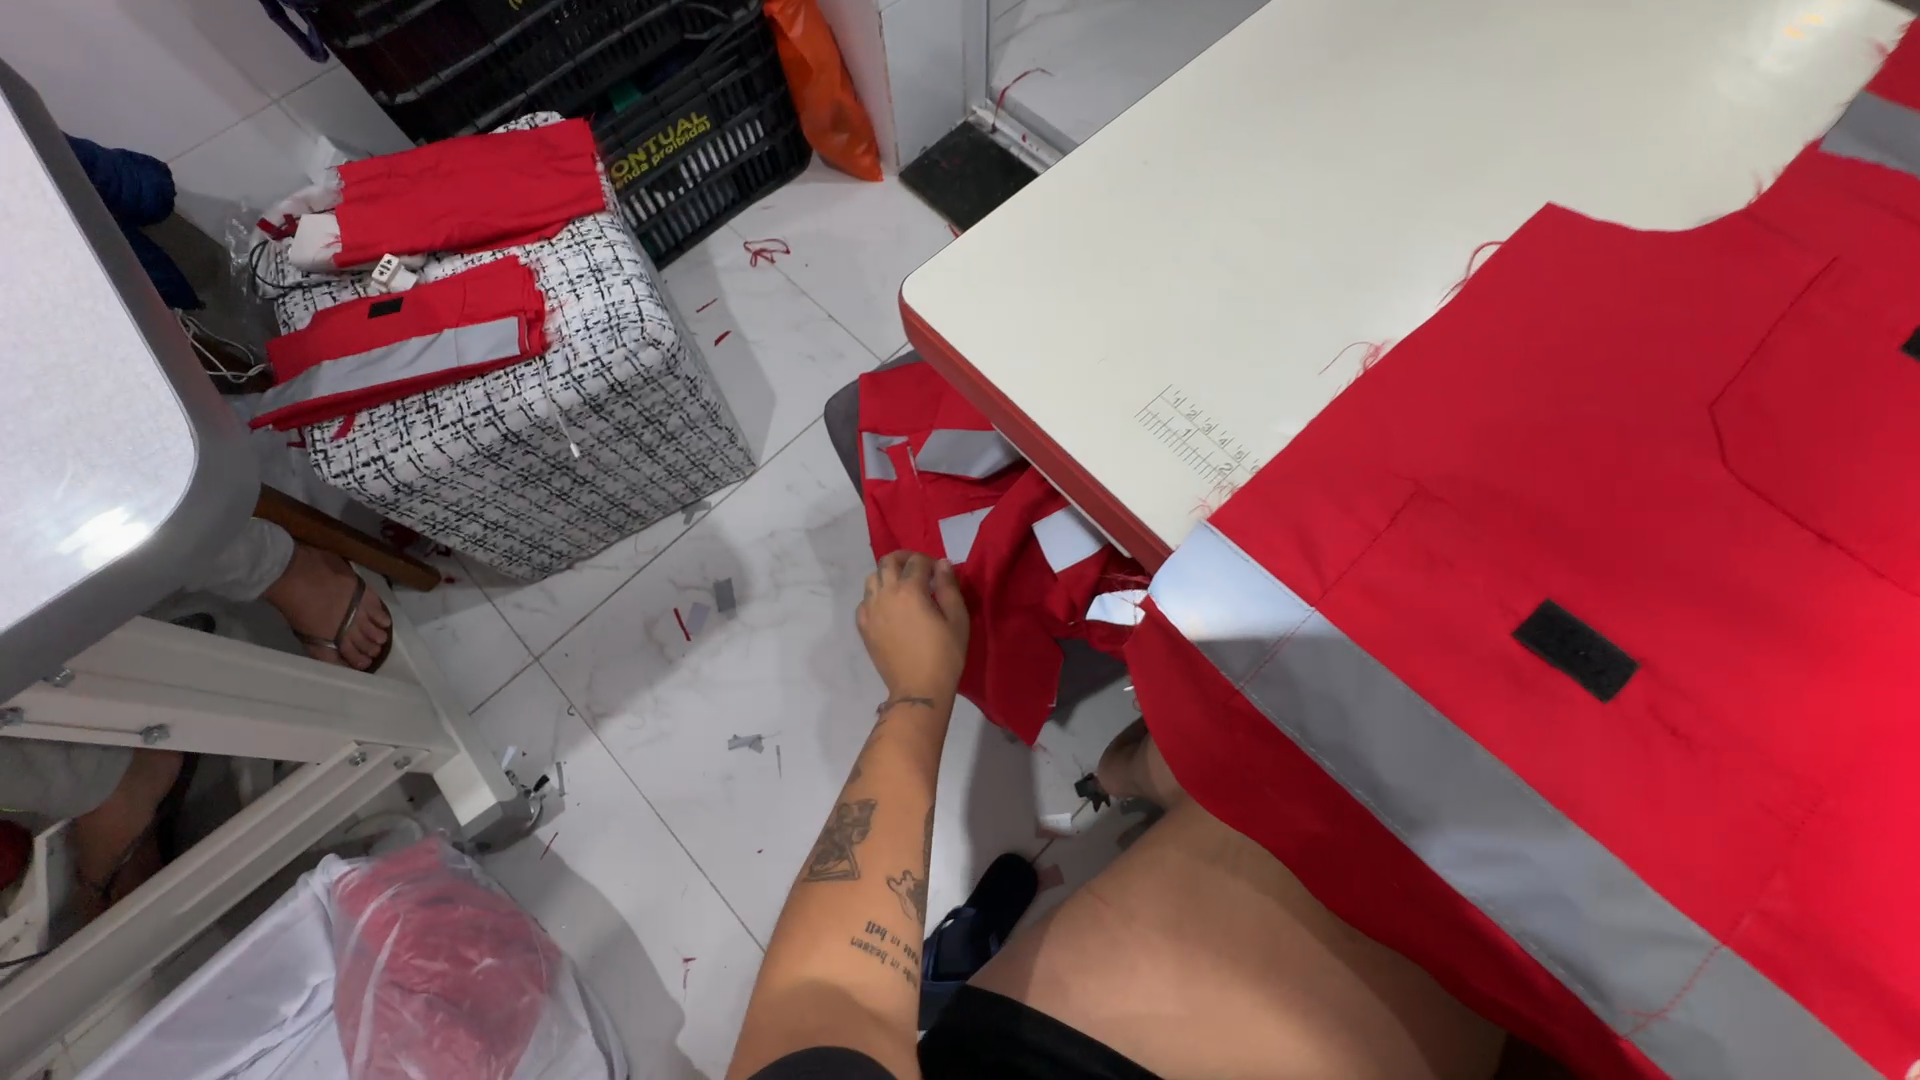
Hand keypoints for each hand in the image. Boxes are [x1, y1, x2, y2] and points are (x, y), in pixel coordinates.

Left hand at [857, 551, 969, 701]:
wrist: (918, 689)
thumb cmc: (945, 655)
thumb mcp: (957, 619)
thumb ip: (949, 587)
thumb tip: (941, 564)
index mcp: (909, 590)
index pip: (916, 561)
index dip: (929, 561)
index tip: (938, 572)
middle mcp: (885, 594)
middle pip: (887, 561)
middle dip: (903, 559)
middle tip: (917, 568)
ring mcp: (870, 610)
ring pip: (871, 578)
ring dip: (887, 575)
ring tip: (901, 586)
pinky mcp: (863, 626)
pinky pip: (864, 600)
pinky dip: (876, 595)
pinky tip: (888, 607)